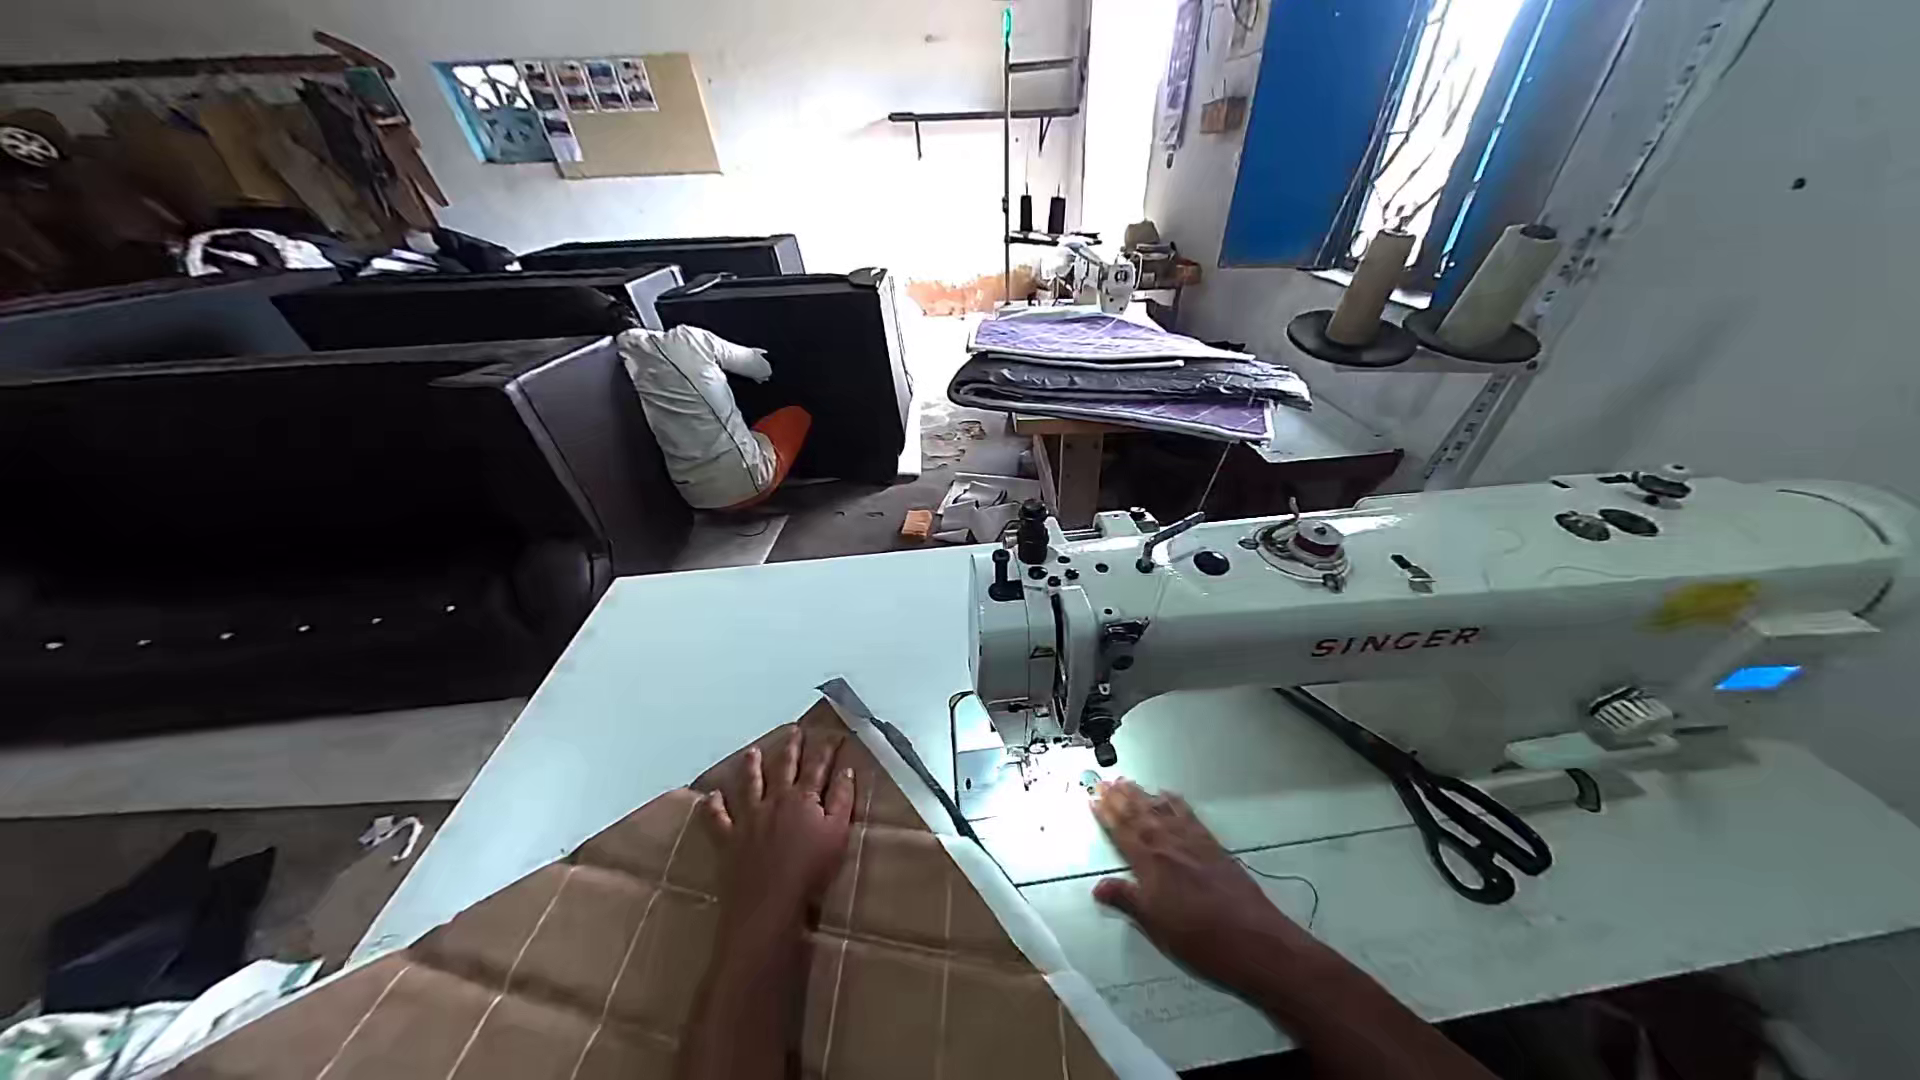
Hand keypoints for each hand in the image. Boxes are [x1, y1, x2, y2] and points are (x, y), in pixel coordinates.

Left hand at [702, 726, 856, 928]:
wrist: (769, 903)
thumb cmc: (811, 870)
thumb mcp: (838, 833)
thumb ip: (842, 799)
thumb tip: (846, 770)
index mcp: (803, 798)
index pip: (817, 766)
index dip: (826, 749)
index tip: (833, 735)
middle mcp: (774, 800)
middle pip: (783, 767)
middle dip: (791, 748)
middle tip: (794, 731)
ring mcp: (748, 818)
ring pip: (749, 784)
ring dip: (751, 766)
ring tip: (752, 752)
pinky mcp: (728, 839)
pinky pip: (717, 818)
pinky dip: (713, 806)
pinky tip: (712, 795)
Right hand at [1091, 779, 1317, 995]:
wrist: (1253, 940)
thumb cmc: (1199, 938)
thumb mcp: (1155, 925)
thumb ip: (1126, 899)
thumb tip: (1097, 886)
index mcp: (1150, 864)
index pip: (1122, 833)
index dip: (1106, 815)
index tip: (1093, 798)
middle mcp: (1168, 846)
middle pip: (1138, 815)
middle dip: (1119, 798)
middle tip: (1105, 780)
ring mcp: (1191, 842)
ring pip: (1160, 811)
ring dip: (1142, 795)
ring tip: (1127, 781)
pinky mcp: (1212, 845)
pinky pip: (1188, 815)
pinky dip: (1175, 802)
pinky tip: (1168, 794)